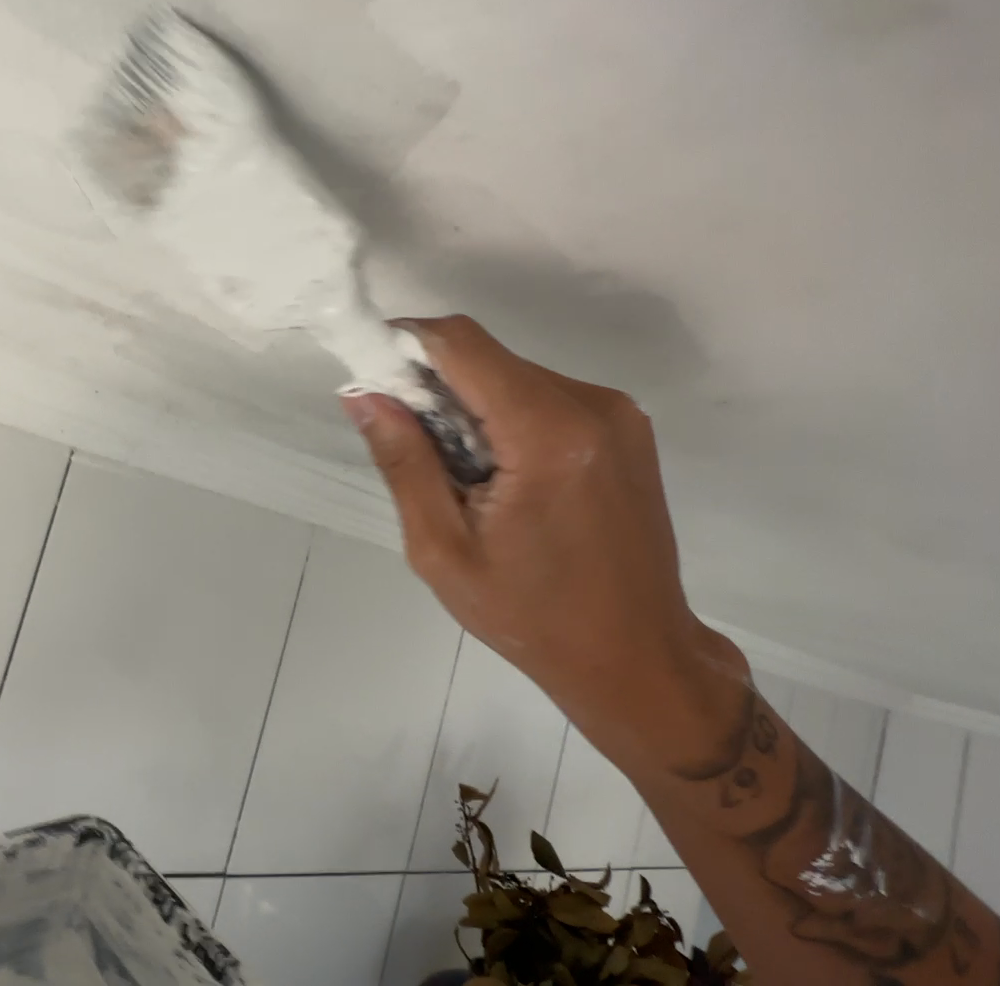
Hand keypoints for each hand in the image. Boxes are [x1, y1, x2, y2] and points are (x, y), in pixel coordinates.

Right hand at [342, 316, 735, 732]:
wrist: (635, 657)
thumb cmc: (528, 615)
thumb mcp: (441, 548)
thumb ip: (403, 461)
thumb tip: (364, 395)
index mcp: (547, 435)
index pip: (461, 344)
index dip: (406, 343)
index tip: (371, 376)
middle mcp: (592, 406)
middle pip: (487, 358)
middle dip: (434, 384)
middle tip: (406, 441)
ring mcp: (618, 414)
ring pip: (513, 376)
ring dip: (470, 405)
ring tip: (459, 475)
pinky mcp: (626, 429)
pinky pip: (544, 397)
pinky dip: (505, 417)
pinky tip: (499, 475)